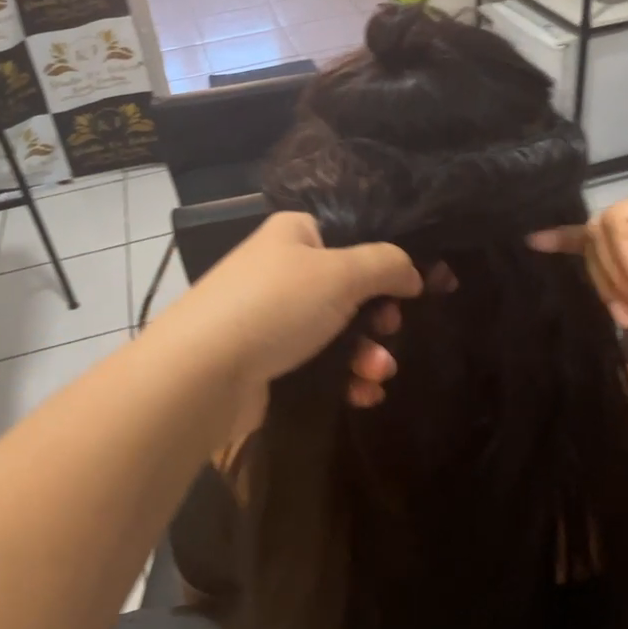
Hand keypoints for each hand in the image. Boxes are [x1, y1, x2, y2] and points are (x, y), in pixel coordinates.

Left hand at [153, 212, 423, 395]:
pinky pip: (322, 365)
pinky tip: (362, 394)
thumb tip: (413, 271)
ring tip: (376, 373)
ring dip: (368, 354)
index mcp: (297, 234)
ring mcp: (275, 318)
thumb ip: (385, 264)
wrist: (202, 374)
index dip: (391, 262)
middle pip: (352, 289)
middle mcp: (284, 270)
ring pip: (340, 332)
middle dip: (380, 317)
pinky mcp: (271, 361)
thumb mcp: (339, 273)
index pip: (355, 236)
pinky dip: (346, 378)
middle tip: (390, 329)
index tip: (424, 287)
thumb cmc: (274, 306)